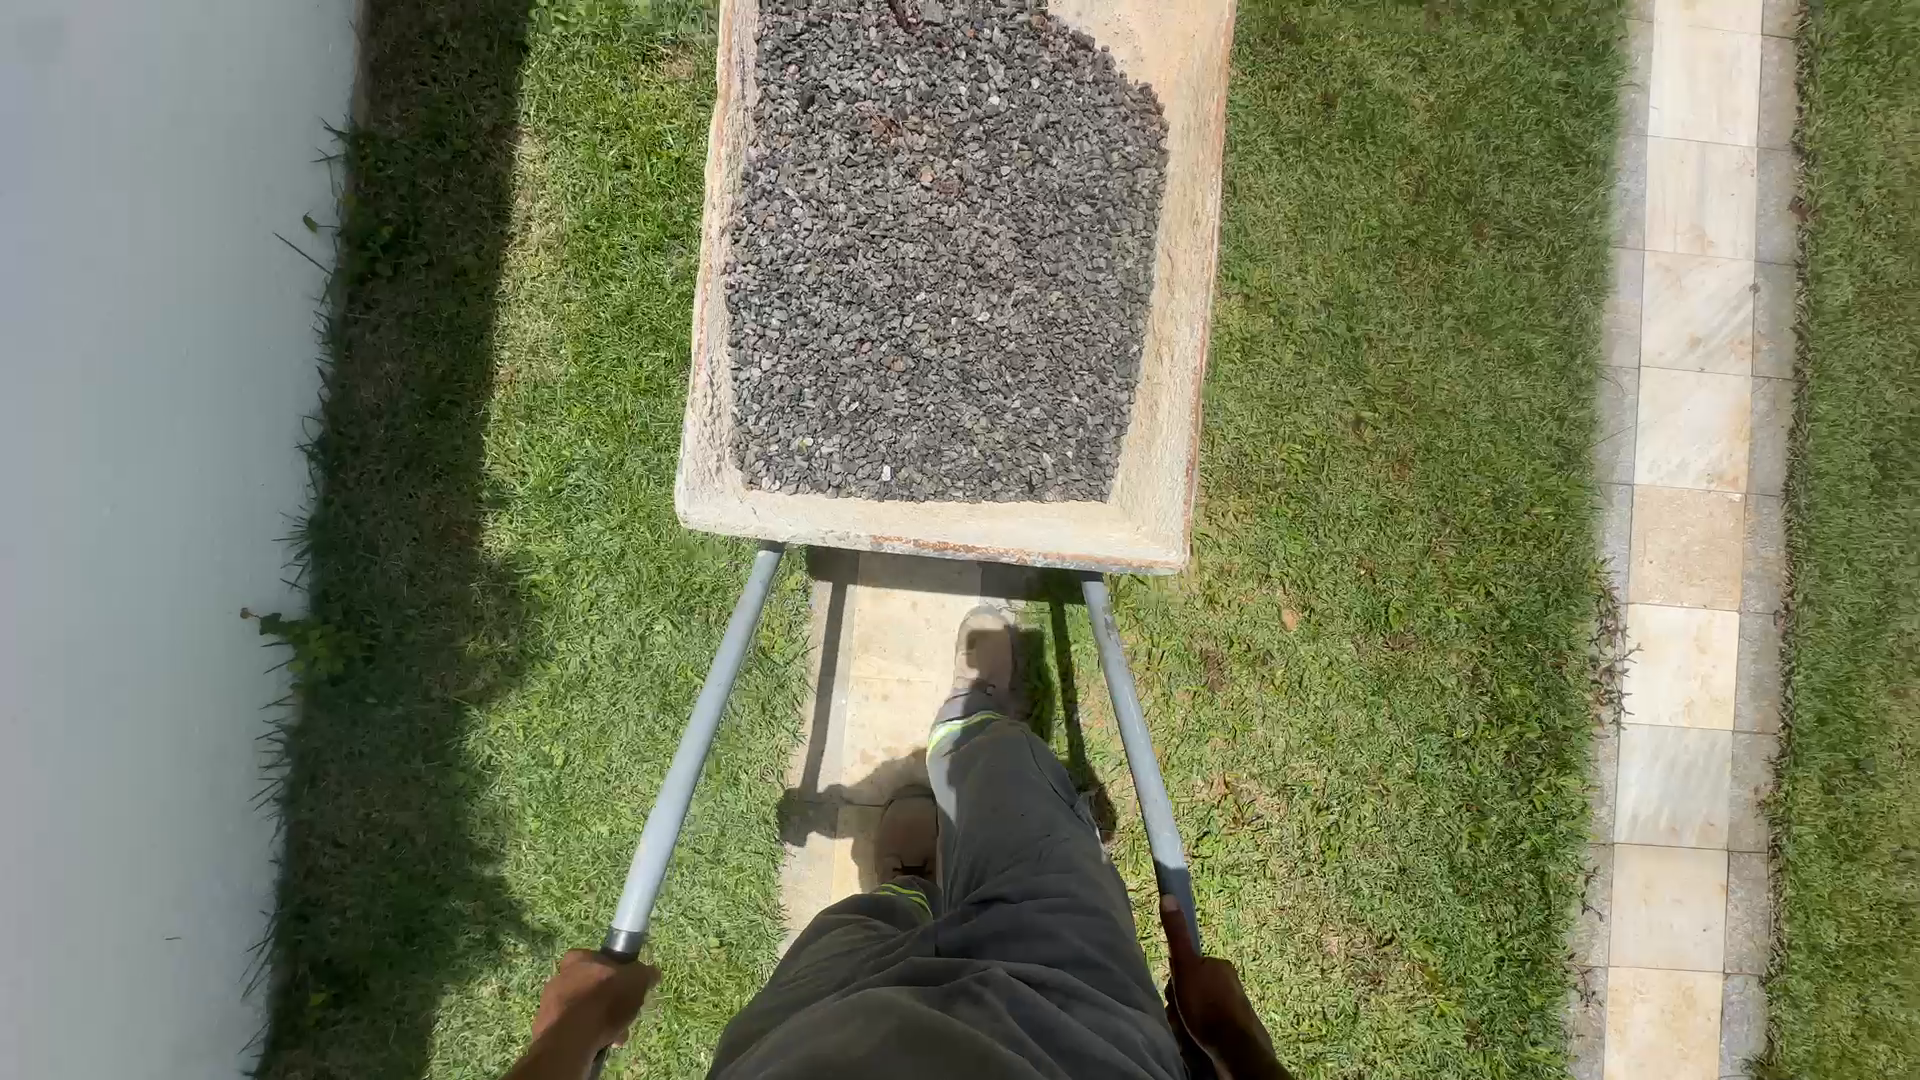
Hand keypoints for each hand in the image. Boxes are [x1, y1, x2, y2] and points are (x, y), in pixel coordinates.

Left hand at [533, 949, 661, 1049]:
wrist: (572, 1038)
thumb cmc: (606, 999)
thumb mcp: (638, 980)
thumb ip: (645, 974)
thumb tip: (652, 973)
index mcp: (578, 959)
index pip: (593, 957)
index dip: (610, 970)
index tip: (621, 983)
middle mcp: (558, 978)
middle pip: (589, 986)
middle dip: (606, 1001)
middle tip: (622, 1014)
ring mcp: (548, 1005)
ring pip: (580, 1010)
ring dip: (596, 1019)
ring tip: (614, 1034)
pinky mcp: (544, 1030)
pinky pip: (570, 1029)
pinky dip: (583, 1034)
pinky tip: (598, 1042)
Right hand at [1160, 895, 1288, 1079]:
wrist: (1236, 1052)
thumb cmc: (1207, 1005)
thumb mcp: (1185, 966)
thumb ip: (1177, 934)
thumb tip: (1169, 896)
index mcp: (1220, 966)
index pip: (1189, 967)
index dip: (1178, 980)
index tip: (1176, 994)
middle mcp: (1231, 984)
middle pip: (1194, 989)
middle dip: (1183, 1003)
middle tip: (1180, 1017)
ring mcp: (1236, 1009)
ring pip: (1201, 1010)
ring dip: (1189, 1022)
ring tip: (1187, 1033)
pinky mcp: (1238, 1032)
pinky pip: (1211, 1029)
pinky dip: (1201, 1035)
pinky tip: (1198, 1043)